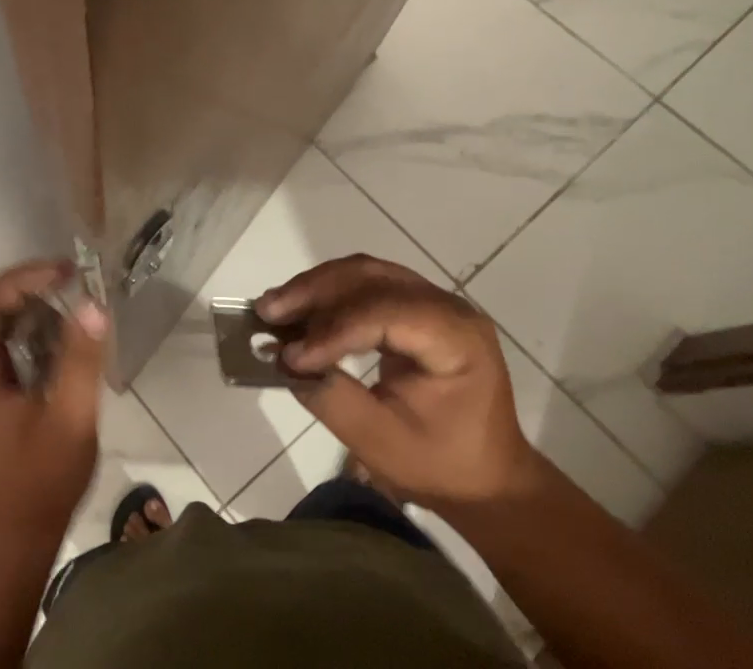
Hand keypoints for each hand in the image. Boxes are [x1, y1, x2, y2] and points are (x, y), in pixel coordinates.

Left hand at [0, 260, 111, 543]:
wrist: (18, 532)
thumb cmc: (42, 477)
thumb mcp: (70, 418)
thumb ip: (80, 360)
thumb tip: (94, 305)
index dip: (21, 278)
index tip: (64, 272)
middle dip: (27, 286)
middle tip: (71, 280)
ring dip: (30, 307)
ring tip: (72, 301)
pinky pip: (4, 346)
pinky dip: (31, 330)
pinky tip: (64, 336)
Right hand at [255, 254, 535, 506]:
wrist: (486, 477)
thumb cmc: (439, 464)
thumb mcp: (381, 442)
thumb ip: (331, 397)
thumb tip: (283, 360)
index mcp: (455, 339)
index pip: (385, 312)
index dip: (332, 330)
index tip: (292, 357)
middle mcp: (448, 308)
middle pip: (372, 279)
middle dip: (315, 292)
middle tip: (267, 311)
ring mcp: (434, 304)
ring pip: (366, 274)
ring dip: (317, 288)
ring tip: (275, 308)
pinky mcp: (419, 310)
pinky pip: (369, 288)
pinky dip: (330, 296)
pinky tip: (301, 312)